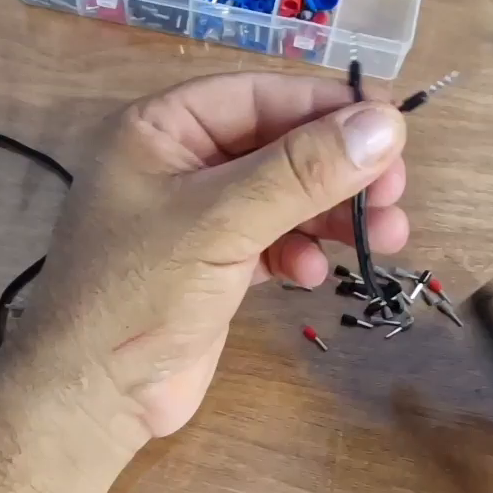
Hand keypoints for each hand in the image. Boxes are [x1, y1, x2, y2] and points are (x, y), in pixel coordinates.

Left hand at [15, 72, 408, 439]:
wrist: (95, 394)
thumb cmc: (138, 294)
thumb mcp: (219, 223)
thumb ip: (300, 173)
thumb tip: (386, 126)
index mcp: (161, 130)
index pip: (257, 97)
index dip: (325, 110)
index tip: (392, 129)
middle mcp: (180, 166)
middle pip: (277, 148)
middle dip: (337, 171)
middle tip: (397, 191)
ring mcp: (198, 221)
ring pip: (282, 199)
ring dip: (331, 217)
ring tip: (389, 236)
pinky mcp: (214, 269)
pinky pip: (270, 243)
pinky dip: (298, 253)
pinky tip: (312, 274)